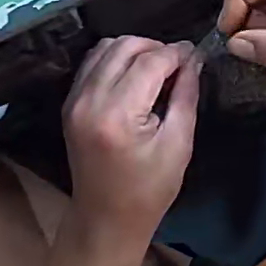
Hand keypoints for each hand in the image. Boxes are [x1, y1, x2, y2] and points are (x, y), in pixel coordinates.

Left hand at [61, 37, 200, 243]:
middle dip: (156, 47)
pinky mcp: (70, 102)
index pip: (150, 62)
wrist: (105, 219)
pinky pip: (92, 62)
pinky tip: (133, 75)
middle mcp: (89, 100)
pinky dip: (115, 59)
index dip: (176, 52)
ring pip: (106, 47)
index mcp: (117, 115)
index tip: (195, 54)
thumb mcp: (178, 144)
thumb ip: (185, 95)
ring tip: (157, 68)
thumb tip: (193, 59)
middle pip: (125, 46)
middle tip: (178, 64)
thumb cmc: (148, 190)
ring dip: (134, 49)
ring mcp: (74, 99)